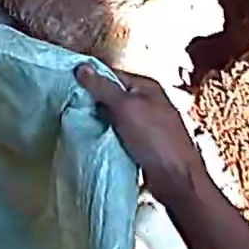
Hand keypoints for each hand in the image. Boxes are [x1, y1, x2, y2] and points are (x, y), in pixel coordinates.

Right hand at [75, 64, 208, 207]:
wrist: (177, 182)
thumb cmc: (154, 139)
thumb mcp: (125, 107)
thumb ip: (102, 87)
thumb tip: (81, 66)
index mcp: (147, 87)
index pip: (111, 74)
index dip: (92, 80)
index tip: (71, 88)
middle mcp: (149, 101)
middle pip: (112, 94)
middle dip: (94, 101)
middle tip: (74, 106)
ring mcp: (148, 123)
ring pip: (115, 115)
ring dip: (100, 119)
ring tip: (82, 122)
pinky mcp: (145, 142)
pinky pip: (120, 131)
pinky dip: (109, 133)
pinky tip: (97, 137)